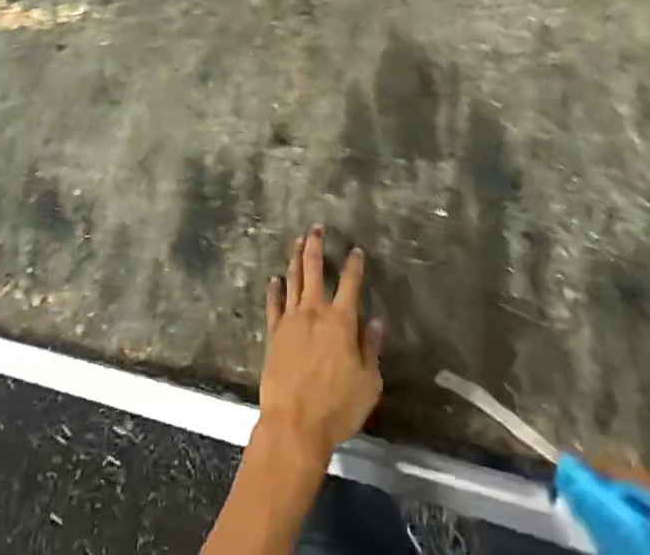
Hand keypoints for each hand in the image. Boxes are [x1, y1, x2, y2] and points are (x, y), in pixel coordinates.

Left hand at [258, 225, 384, 459]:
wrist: (295, 422)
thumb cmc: (338, 406)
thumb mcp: (369, 381)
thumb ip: (371, 347)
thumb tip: (375, 319)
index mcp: (341, 322)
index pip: (351, 284)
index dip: (355, 265)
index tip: (357, 250)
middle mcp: (314, 312)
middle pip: (314, 270)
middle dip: (317, 246)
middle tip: (317, 228)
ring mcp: (290, 320)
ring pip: (292, 280)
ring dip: (296, 258)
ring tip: (298, 241)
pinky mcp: (273, 333)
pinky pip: (273, 304)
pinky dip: (274, 289)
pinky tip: (275, 279)